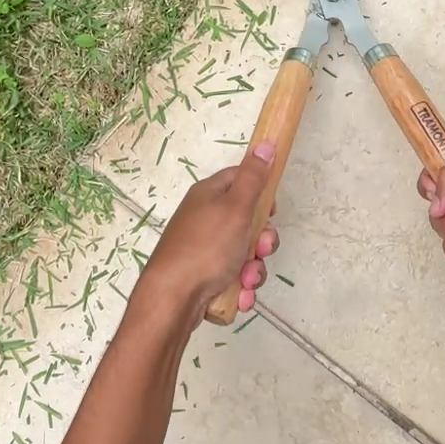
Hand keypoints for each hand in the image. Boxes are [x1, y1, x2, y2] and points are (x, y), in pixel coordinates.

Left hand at [138, 142, 280, 320]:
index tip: (272, 210)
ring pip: (244, 253)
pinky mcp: (205, 275)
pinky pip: (233, 277)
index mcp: (209, 195)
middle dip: (261, 241)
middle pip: (247, 221)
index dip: (260, 192)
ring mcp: (204, 249)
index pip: (240, 180)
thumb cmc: (206, 247)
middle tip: (260, 250)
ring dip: (253, 269)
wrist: (172, 299)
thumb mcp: (235, 207)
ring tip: (247, 280)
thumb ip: (253, 178)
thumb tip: (265, 144)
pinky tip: (240, 297)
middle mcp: (205, 219)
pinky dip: (241, 288)